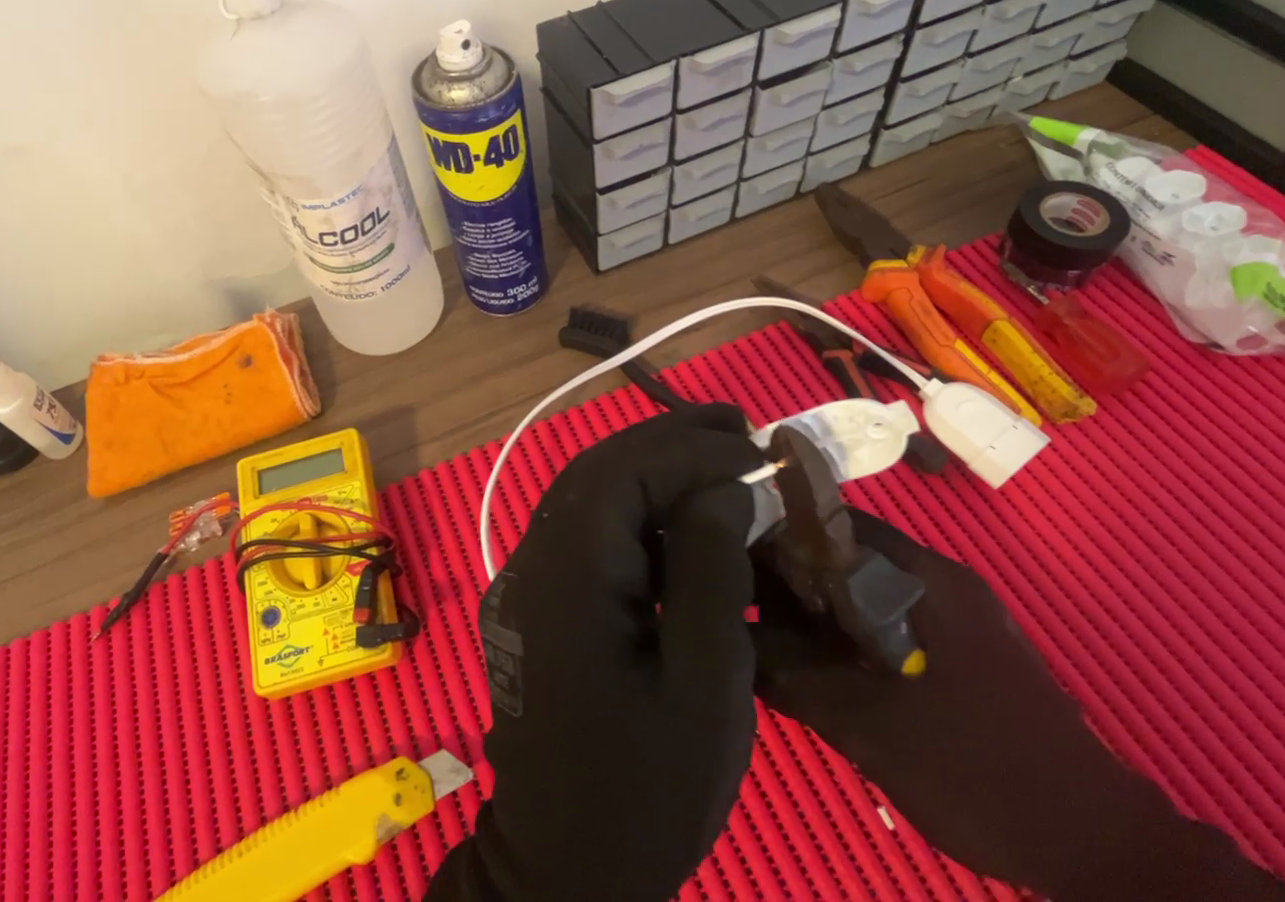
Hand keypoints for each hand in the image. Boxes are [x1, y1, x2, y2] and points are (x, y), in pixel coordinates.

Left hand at [427, 406, 766, 901]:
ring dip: (651, 470)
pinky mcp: (542, 609)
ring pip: (588, 498)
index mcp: (566, 582)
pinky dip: (637, 513)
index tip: (754, 453)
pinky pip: (588, 538)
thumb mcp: (703, 685)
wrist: (566, 869)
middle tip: (738, 426)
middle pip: (595, 474)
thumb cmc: (647, 790)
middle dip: (666, 443)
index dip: (687, 450)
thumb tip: (721, 488)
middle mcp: (533, 569)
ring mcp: (530, 587)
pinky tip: (684, 519)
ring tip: (720, 455)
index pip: (619, 476)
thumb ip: (711, 574)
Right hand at [750, 510, 1284, 900]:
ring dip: (812, 612)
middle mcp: (939, 581)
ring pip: (860, 593)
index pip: (829, 523)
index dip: (770, 533)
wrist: (1094, 841)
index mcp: (925, 578)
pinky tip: (808, 668)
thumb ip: (794, 678)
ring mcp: (952, 616)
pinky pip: (882, 624)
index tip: (718, 556)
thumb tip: (732, 641)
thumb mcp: (871, 727)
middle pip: (843, 556)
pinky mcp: (957, 651)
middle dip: (785, 578)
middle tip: (729, 605)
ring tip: (757, 637)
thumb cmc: (981, 773)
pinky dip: (841, 637)